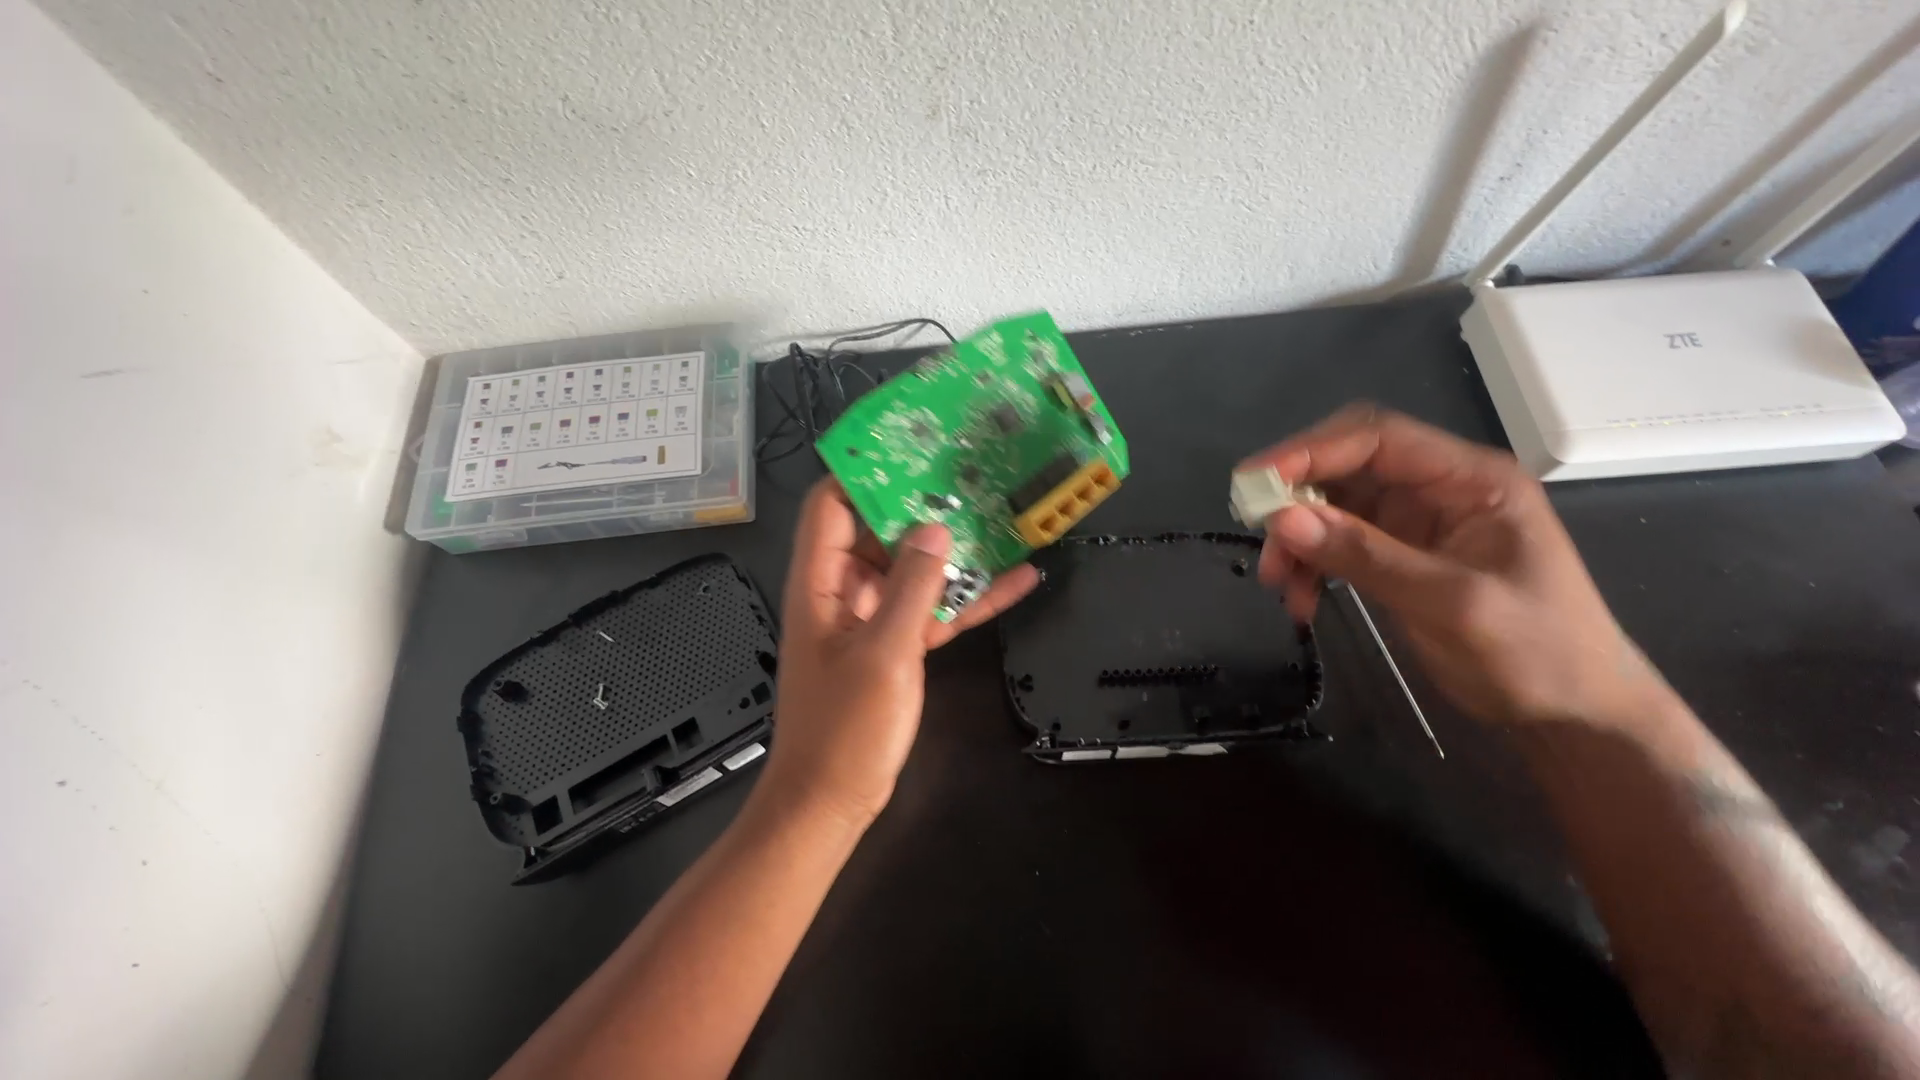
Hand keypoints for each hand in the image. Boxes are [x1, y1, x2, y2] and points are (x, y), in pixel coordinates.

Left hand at [758, 479, 1039, 823]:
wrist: (831, 800)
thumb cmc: (845, 728)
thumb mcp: (884, 653)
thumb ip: (911, 588)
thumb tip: (935, 529)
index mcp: (821, 583)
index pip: (830, 507)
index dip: (863, 474)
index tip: (912, 449)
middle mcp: (842, 592)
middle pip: (878, 531)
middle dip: (923, 505)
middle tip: (972, 473)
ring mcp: (871, 620)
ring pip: (913, 570)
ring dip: (954, 550)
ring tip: (1005, 515)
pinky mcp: (895, 648)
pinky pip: (932, 610)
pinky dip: (967, 597)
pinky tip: (1018, 580)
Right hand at [1243, 405, 1666, 726]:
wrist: (1572, 714)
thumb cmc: (1535, 653)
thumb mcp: (1450, 604)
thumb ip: (1366, 557)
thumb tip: (1282, 520)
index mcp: (1469, 478)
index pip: (1377, 438)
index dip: (1310, 451)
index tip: (1255, 484)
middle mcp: (1438, 488)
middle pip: (1347, 465)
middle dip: (1296, 496)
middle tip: (1256, 532)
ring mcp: (1416, 522)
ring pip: (1332, 506)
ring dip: (1297, 539)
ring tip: (1279, 585)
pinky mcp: (1398, 555)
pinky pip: (1336, 543)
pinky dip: (1310, 566)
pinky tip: (1301, 601)